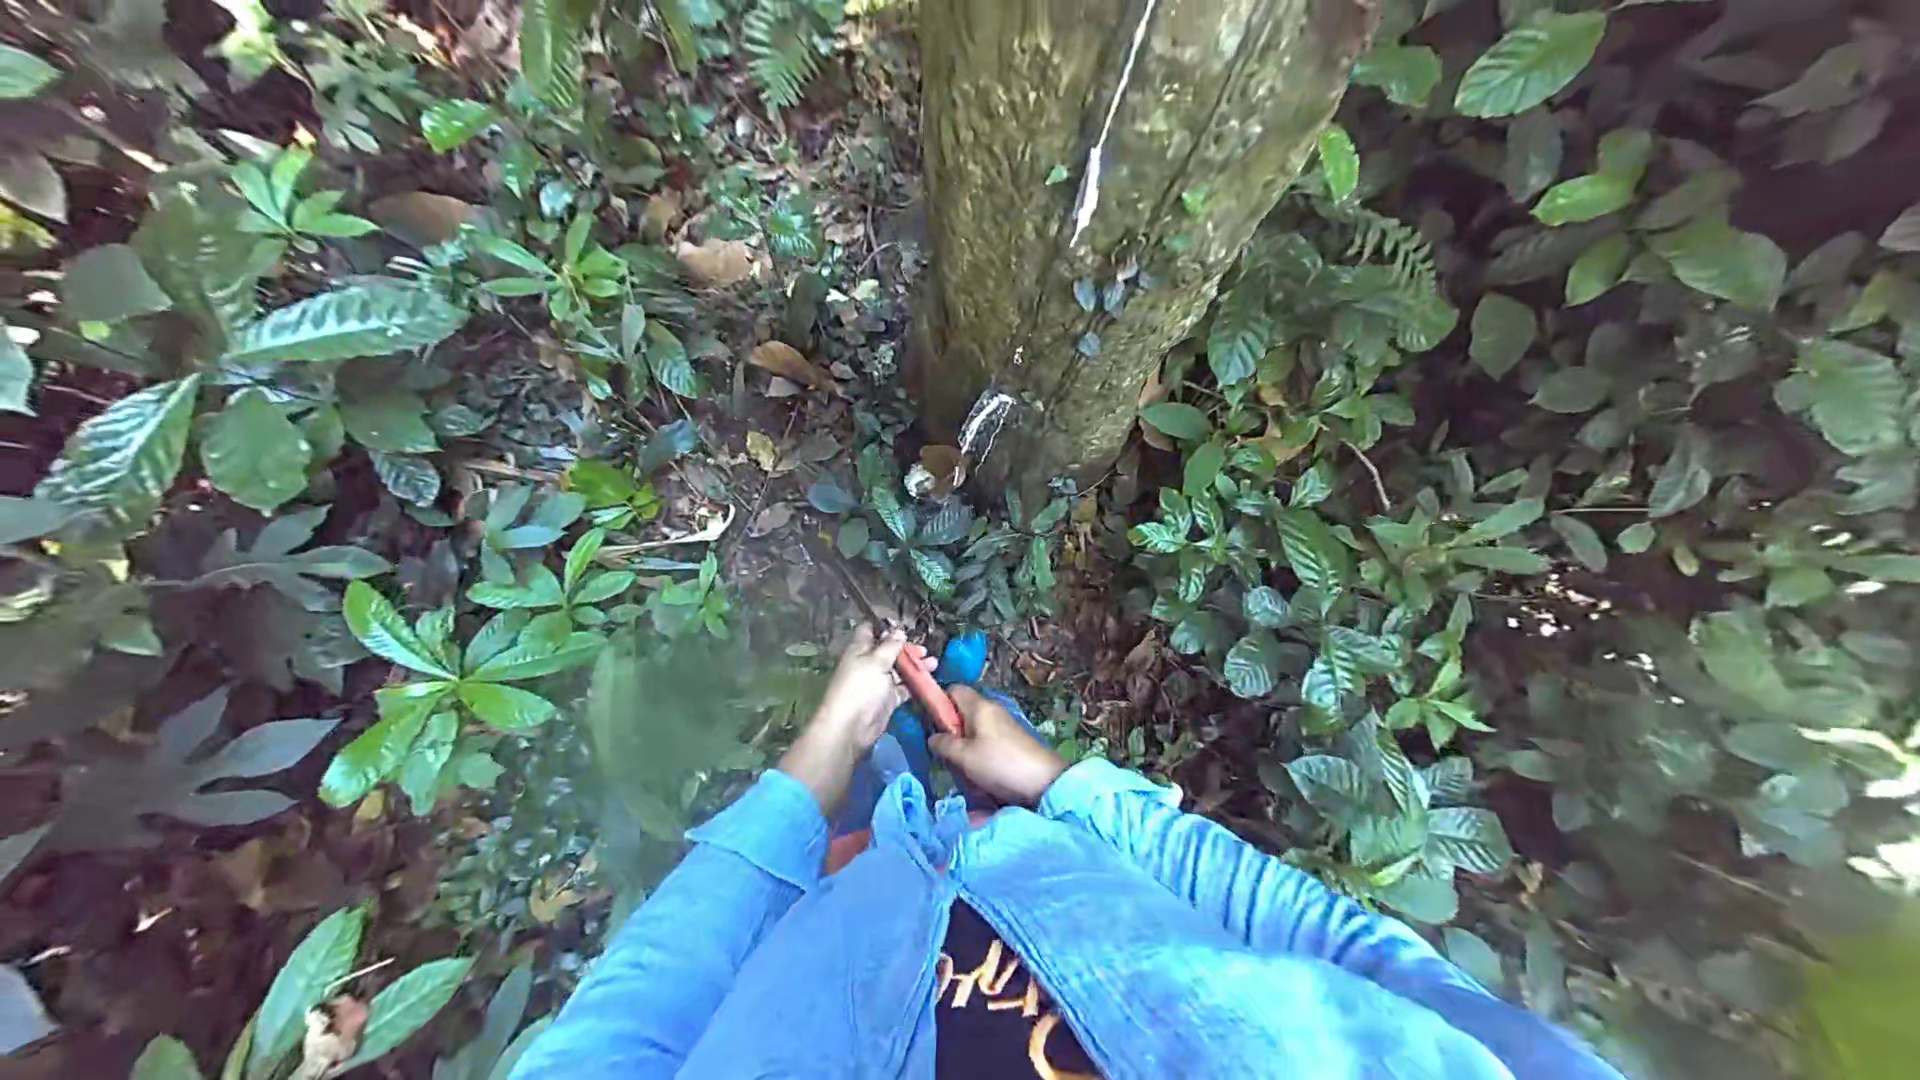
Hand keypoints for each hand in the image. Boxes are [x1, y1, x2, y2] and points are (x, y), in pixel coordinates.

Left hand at [779, 625, 934, 813]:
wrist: (852, 727)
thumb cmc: (861, 687)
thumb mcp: (876, 660)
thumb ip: (890, 645)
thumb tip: (899, 632)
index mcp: (861, 649)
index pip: (870, 630)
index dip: (886, 626)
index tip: (904, 626)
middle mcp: (869, 663)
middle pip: (889, 650)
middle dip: (907, 648)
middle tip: (923, 649)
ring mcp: (879, 681)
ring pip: (899, 668)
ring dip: (916, 665)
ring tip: (933, 662)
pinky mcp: (888, 698)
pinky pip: (904, 687)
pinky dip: (916, 682)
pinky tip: (929, 678)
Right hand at [929, 686, 1067, 806]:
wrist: (1044, 781)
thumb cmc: (999, 764)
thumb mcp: (964, 757)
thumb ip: (944, 744)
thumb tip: (934, 737)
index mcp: (979, 705)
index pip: (953, 689)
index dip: (940, 703)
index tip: (934, 725)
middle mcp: (992, 708)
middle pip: (963, 709)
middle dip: (952, 728)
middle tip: (947, 750)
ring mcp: (1005, 723)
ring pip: (975, 726)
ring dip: (966, 743)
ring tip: (963, 764)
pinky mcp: (1013, 738)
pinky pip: (988, 737)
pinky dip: (980, 750)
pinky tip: (981, 770)